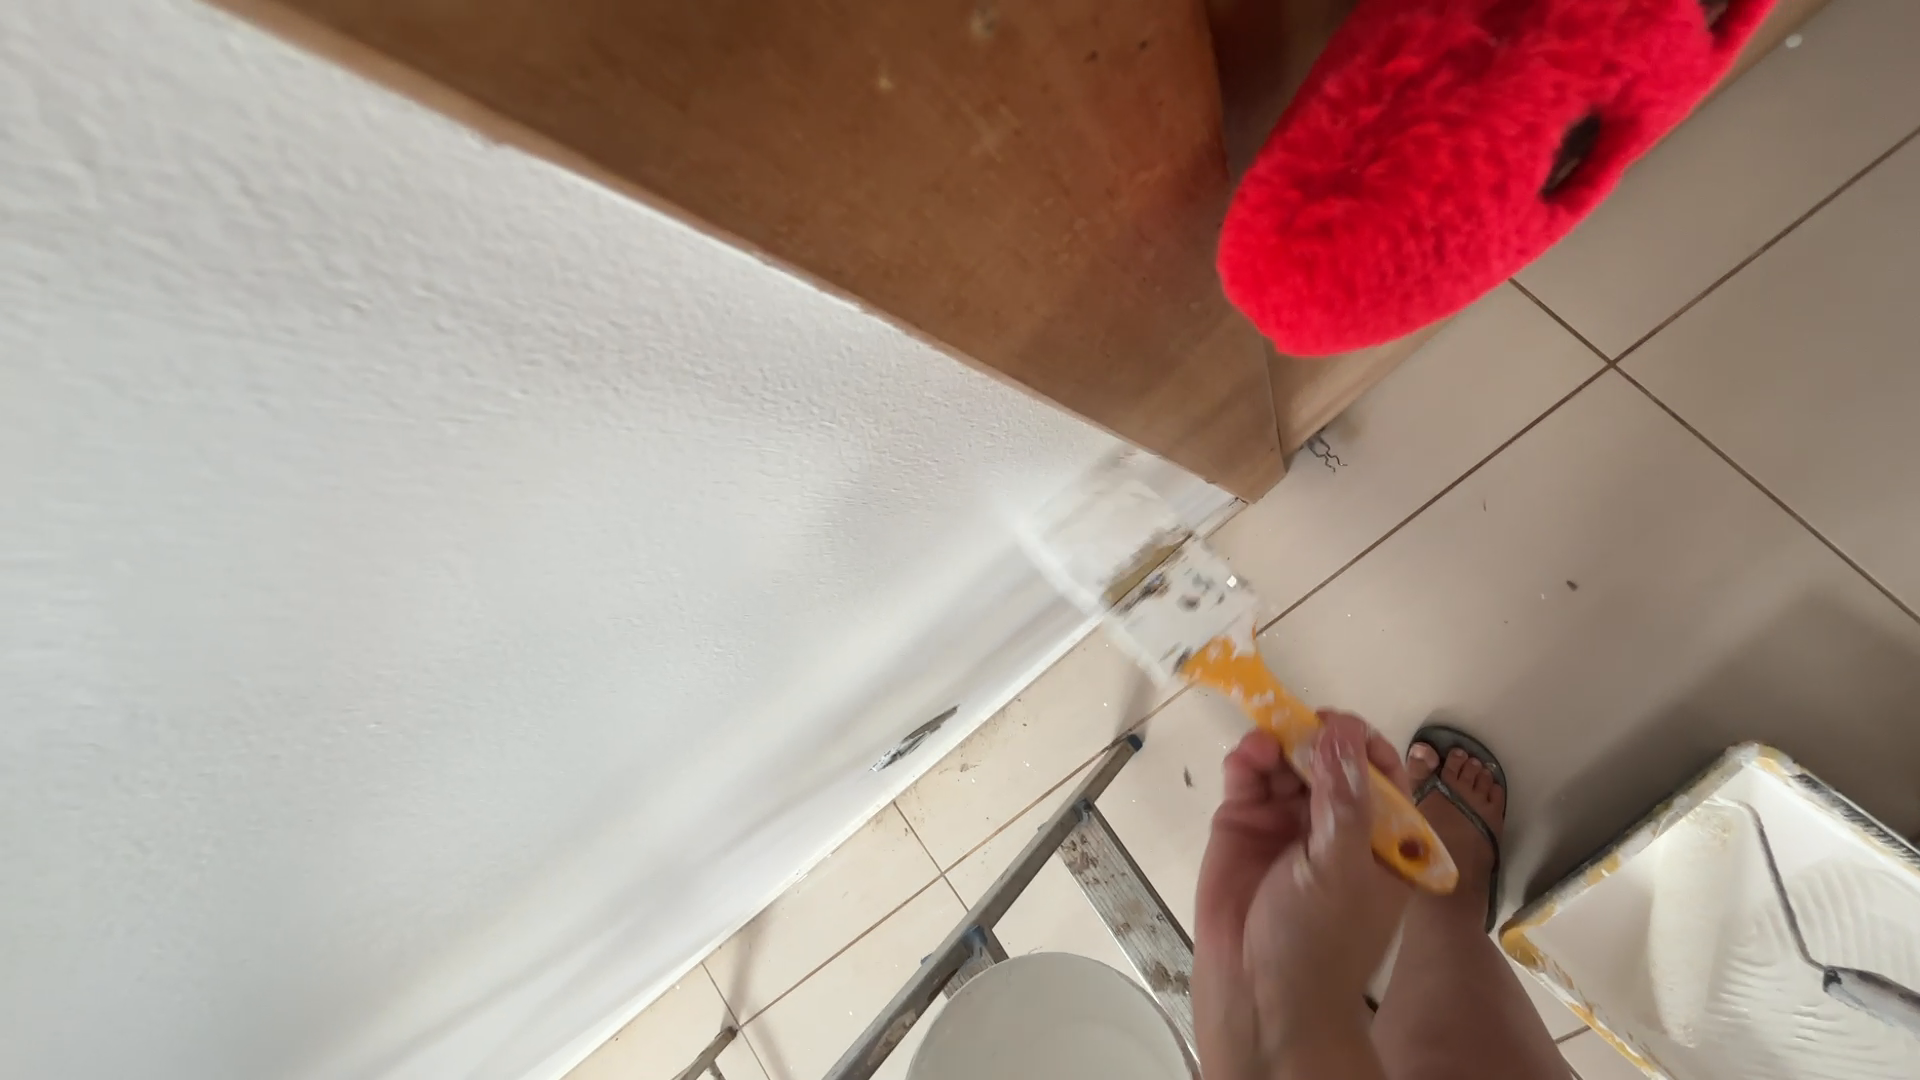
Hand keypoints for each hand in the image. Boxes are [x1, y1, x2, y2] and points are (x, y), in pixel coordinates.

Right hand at [1191, 710, 1412, 1079]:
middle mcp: (1334, 822)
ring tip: (1264, 744)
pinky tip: (1245, 756)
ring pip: (1286, 760)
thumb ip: (1344, 800)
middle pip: (1329, 759)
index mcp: (1379, 839)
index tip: (1337, 725)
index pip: (1381, 776)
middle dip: (1314, 737)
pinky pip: (1248, 774)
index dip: (1363, 746)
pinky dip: (1246, 758)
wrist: (1255, 986)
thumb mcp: (1343, 870)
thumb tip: (1343, 732)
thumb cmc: (1318, 939)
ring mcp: (1286, 818)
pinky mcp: (1244, 817)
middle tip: (1297, 724)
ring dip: (1278, 742)